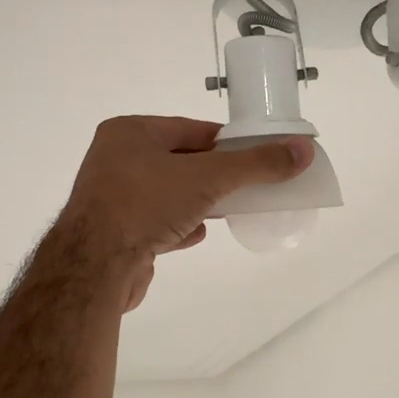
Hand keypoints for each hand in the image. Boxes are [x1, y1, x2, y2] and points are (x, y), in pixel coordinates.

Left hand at [57, 116, 311, 310]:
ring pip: (170, 192)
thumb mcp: (210, 178)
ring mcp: (111, 197)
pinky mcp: (114, 232)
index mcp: (130, 132)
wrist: (95, 267)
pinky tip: (195, 234)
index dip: (228, 143)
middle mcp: (115, 158)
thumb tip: (303, 149)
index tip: (257, 156)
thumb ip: (257, 164)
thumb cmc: (146, 205)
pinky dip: (178, 225)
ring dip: (198, 201)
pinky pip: (156, 221)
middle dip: (215, 175)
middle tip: (248, 185)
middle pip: (181, 161)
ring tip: (228, 209)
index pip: (192, 130)